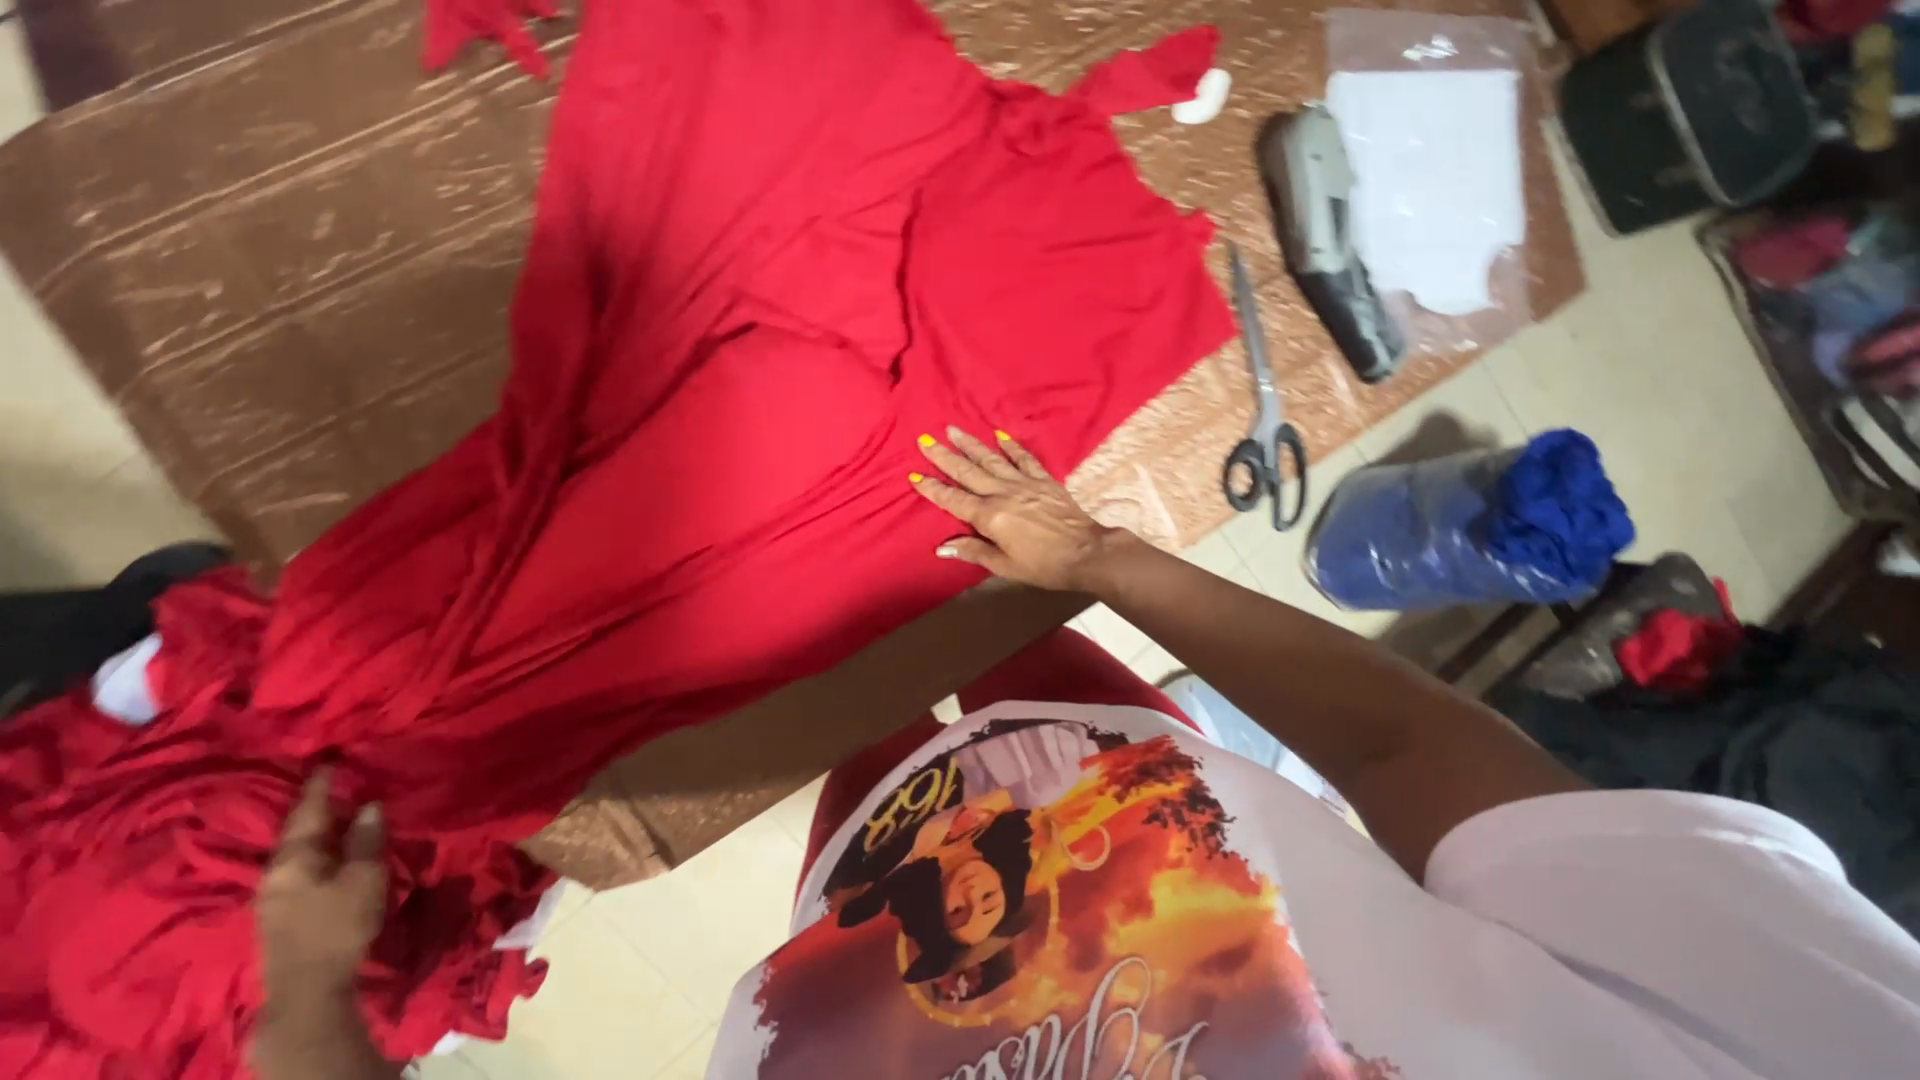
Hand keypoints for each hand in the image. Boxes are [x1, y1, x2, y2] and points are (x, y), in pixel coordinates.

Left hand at [256, 768, 386, 1003]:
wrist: (307, 990)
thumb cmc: (338, 926)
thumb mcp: (364, 878)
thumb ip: (366, 840)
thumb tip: (368, 805)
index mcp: (292, 857)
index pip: (308, 810)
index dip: (322, 784)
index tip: (330, 758)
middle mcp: (274, 870)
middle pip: (298, 830)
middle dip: (320, 808)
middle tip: (340, 784)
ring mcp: (272, 894)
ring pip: (298, 851)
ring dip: (320, 832)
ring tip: (341, 816)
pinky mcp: (280, 913)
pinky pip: (300, 868)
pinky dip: (319, 852)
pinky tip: (332, 854)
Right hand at [910, 426, 1128, 591]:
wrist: (1086, 553)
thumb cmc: (1043, 565)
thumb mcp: (1005, 565)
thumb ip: (974, 551)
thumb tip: (942, 548)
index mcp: (989, 516)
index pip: (954, 500)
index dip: (933, 489)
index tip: (915, 476)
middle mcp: (1003, 494)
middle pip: (968, 472)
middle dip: (944, 457)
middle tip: (925, 440)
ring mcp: (1024, 483)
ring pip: (991, 459)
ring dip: (970, 444)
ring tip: (953, 430)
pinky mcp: (1044, 480)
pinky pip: (1024, 458)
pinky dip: (1011, 445)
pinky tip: (999, 434)